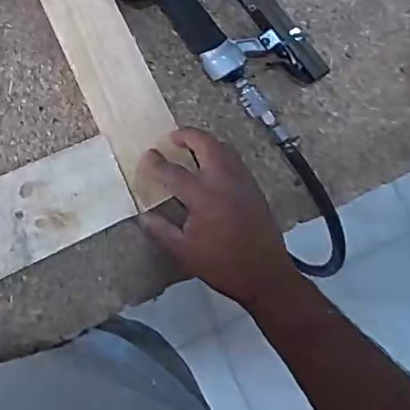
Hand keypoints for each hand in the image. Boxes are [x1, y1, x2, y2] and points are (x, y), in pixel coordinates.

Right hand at [137, 128, 301, 308]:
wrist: (265, 274)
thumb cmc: (222, 265)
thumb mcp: (184, 252)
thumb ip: (162, 230)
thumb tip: (144, 215)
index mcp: (203, 197)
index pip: (174, 171)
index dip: (157, 162)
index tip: (147, 155)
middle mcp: (223, 180)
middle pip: (205, 144)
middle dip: (187, 135)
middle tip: (172, 138)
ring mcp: (241, 180)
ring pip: (222, 148)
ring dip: (205, 142)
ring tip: (191, 147)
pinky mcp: (253, 185)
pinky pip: (234, 159)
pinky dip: (219, 153)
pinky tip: (212, 164)